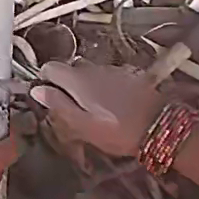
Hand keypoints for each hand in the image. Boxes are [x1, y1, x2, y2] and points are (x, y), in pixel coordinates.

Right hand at [30, 61, 164, 157]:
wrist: (160, 126)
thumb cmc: (118, 132)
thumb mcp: (84, 126)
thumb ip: (59, 105)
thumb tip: (37, 90)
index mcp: (79, 80)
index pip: (51, 67)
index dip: (45, 80)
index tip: (48, 97)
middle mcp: (95, 68)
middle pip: (71, 69)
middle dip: (66, 85)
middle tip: (71, 109)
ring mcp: (114, 69)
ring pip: (90, 72)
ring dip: (86, 85)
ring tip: (93, 109)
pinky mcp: (130, 74)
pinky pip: (108, 76)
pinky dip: (104, 86)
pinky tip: (112, 104)